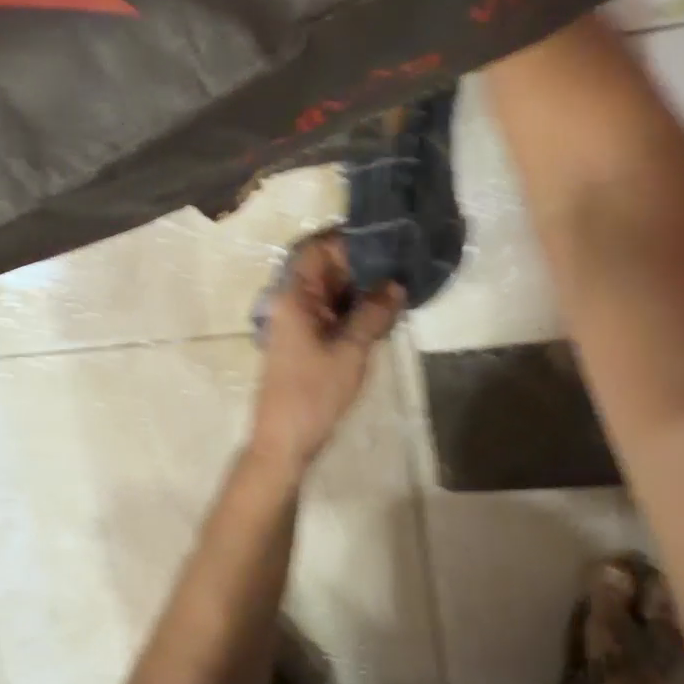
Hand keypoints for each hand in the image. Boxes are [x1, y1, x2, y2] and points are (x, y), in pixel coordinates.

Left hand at [250, 235, 405, 471]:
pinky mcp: (304, 342)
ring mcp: (296, 323)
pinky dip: (353, 309)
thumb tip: (396, 284)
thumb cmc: (313, 394)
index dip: (347, 242)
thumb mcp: (350, 351)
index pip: (316, 250)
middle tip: (400, 262)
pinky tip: (382, 312)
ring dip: (359, 289)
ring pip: (329, 292)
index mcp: (293, 297)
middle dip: (360, 265)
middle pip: (324, 269)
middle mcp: (290, 303)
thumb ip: (373, 314)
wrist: (283, 443)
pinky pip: (330, 313)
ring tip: (398, 285)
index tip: (383, 240)